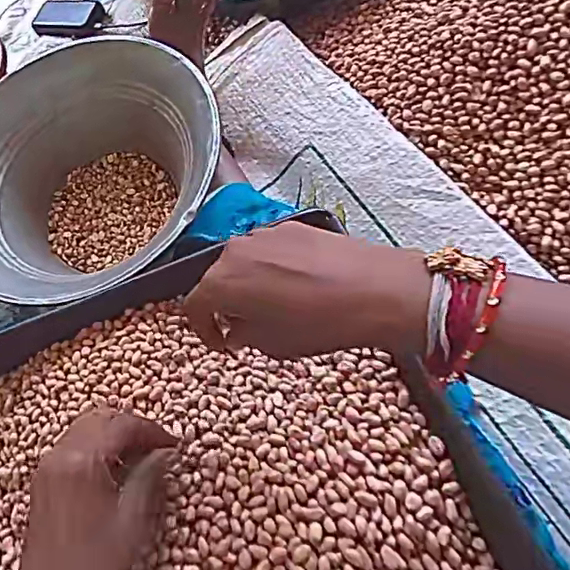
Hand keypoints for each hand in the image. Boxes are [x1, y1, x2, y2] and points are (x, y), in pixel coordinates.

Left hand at [14, 407, 177, 569]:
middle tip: (158, 449)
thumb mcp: (132, 521)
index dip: (152, 430)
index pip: (121, 424)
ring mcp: (45, 471)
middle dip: (131, 428)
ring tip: (141, 462)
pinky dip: (95, 452)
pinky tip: (114, 476)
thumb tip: (165, 453)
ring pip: (83, 432)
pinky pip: (71, 451)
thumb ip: (149, 477)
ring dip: (112, 438)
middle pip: (99, 419)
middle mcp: (57, 456)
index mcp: (80, 460)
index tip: (174, 446)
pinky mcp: (41, 487)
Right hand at [184, 222, 431, 357]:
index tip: (220, 342)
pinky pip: (268, 249)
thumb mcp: (273, 343)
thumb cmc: (321, 322)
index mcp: (221, 282)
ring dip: (248, 283)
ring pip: (242, 261)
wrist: (375, 290)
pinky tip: (294, 285)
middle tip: (243, 326)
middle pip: (216, 278)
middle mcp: (235, 251)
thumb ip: (242, 334)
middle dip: (225, 304)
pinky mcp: (290, 226)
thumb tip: (236, 329)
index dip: (203, 329)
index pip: (194, 305)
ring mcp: (263, 234)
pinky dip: (271, 268)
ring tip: (272, 305)